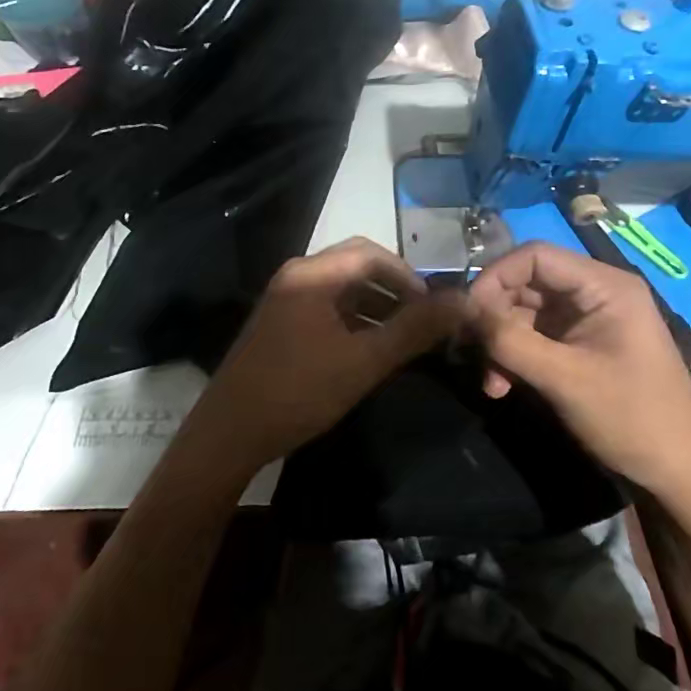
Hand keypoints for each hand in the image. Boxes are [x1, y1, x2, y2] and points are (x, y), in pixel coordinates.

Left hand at [193, 237, 461, 468]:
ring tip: (405, 336)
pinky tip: (371, 349)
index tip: (433, 307)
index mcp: (312, 274)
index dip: (408, 276)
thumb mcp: (364, 362)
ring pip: (343, 289)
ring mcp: (285, 301)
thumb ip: (414, 329)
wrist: (228, 436)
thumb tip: (463, 301)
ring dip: (377, 306)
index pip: (372, 254)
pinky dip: (356, 321)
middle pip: (357, 266)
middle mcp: (297, 277)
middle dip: (394, 289)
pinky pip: (328, 309)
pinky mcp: (281, 325)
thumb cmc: (298, 392)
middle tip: (422, 318)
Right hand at [468, 242, 690, 502]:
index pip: (536, 255)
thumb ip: (511, 340)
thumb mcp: (564, 378)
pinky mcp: (584, 346)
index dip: (496, 276)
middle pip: (529, 284)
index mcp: (605, 285)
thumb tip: (464, 310)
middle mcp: (597, 292)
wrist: (678, 473)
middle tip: (472, 353)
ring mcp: (591, 320)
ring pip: (529, 314)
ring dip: (504, 344)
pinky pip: (540, 338)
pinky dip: (518, 358)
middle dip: (497, 318)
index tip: (467, 313)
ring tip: (491, 383)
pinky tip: (503, 387)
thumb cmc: (630, 417)